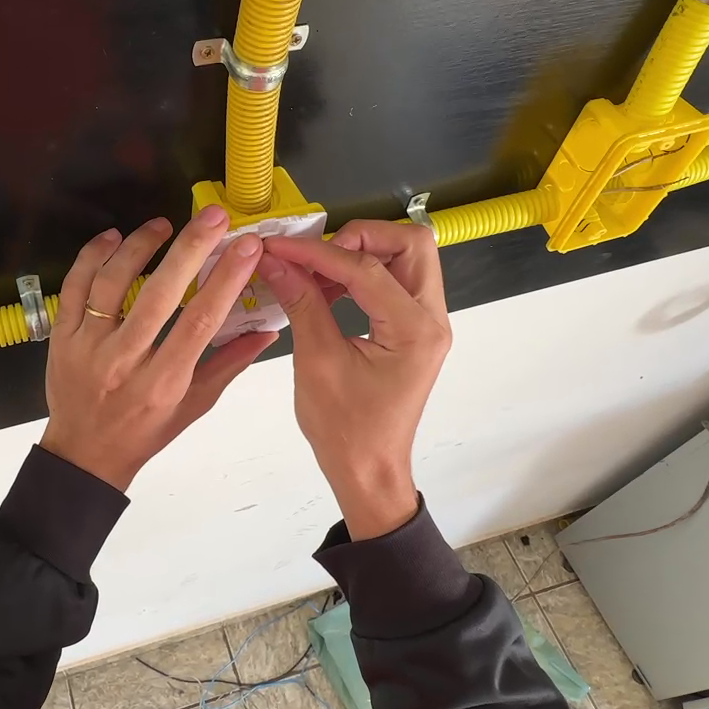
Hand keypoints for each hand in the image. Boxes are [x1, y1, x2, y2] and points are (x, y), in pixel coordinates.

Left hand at [40, 206, 277, 490]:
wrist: (84, 455)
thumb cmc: (145, 431)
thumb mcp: (194, 406)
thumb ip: (229, 364)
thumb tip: (268, 329)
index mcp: (163, 382)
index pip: (199, 322)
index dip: (225, 280)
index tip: (247, 247)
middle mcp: (124, 362)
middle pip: (157, 296)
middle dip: (190, 249)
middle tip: (214, 216)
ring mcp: (87, 347)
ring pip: (111, 284)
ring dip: (139, 246)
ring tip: (163, 224)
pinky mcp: (60, 337)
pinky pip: (74, 287)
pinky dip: (92, 257)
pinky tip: (113, 238)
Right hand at [257, 220, 451, 539]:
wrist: (369, 471)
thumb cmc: (346, 429)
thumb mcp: (317, 362)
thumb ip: (302, 303)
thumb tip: (276, 261)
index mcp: (415, 329)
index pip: (366, 267)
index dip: (317, 251)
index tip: (279, 247)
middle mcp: (432, 319)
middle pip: (410, 243)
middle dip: (359, 236)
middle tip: (315, 254)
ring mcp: (426, 323)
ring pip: (405, 257)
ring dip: (361, 253)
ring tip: (315, 271)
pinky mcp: (413, 330)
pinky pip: (394, 282)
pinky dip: (362, 274)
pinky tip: (327, 289)